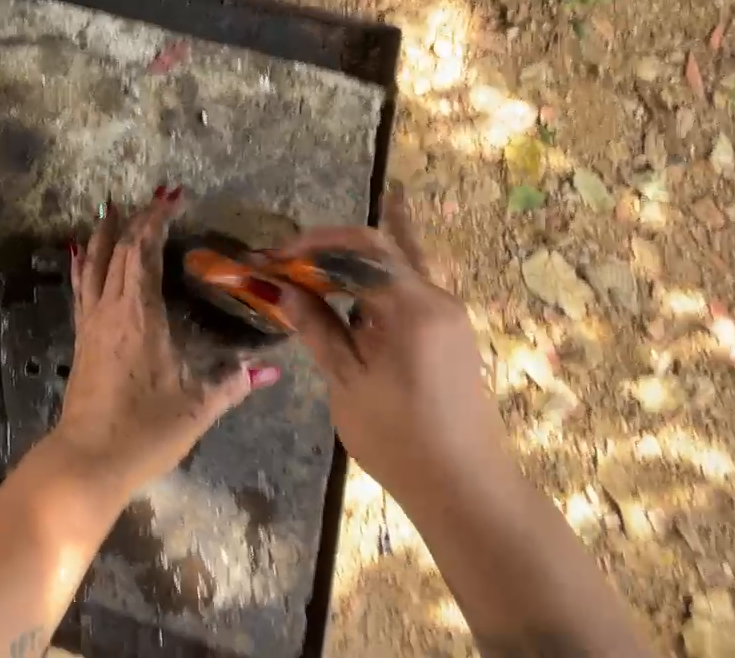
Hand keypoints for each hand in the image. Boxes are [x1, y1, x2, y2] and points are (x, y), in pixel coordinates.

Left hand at [51, 188, 278, 499]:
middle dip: (136, 219)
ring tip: (110, 209)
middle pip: (119, 250)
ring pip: (94, 263)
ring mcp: (91, 321)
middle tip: (155, 198)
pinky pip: (81, 287)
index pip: (144, 251)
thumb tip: (271, 371)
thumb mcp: (198, 407)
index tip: (174, 198)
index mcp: (139, 313)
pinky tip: (81, 254)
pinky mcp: (81, 337)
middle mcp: (111, 307)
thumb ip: (233, 384)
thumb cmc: (146, 430)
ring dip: (104, 234)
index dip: (156, 220)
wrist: (89, 457)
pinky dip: (84, 264)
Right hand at [276, 186, 514, 508]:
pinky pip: (402, 286)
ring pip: (392, 263)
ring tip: (304, 271)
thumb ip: (314, 324)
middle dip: (326, 246)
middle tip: (285, 259)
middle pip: (378, 247)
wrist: (463, 487)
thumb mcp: (345, 378)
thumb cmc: (398, 435)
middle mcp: (437, 299)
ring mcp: (446, 314)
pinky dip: (367, 279)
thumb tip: (279, 286)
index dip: (309, 246)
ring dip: (345, 260)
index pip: (358, 250)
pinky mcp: (446, 331)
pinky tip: (342, 285)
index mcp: (414, 307)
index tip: (271, 259)